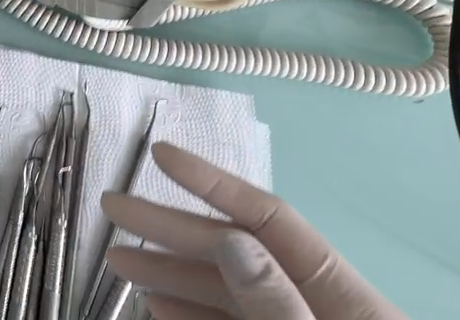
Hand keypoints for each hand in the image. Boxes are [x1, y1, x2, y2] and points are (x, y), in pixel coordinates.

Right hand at [101, 142, 404, 319]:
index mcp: (348, 303)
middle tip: (112, 209)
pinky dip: (189, 315)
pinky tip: (156, 309)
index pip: (272, 222)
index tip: (159, 156)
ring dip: (171, 272)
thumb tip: (229, 238)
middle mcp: (320, 314)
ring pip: (227, 292)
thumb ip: (276, 306)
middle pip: (239, 254)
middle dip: (173, 230)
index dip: (214, 183)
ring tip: (119, 260)